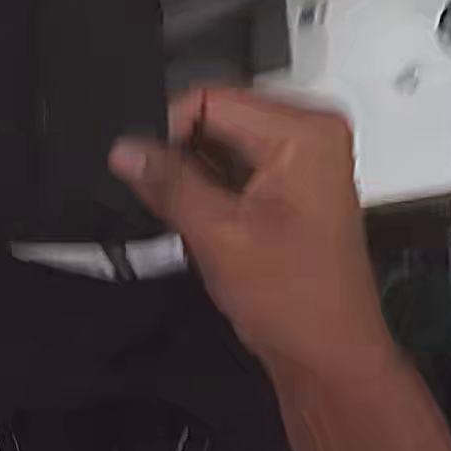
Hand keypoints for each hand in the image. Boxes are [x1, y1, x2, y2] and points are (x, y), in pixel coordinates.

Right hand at [109, 89, 394, 375]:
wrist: (323, 352)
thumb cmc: (297, 301)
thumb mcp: (219, 234)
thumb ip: (168, 184)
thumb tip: (127, 150)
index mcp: (304, 132)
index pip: (210, 98)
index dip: (165, 129)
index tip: (136, 163)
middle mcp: (308, 137)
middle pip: (215, 121)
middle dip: (180, 159)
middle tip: (162, 199)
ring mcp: (298, 164)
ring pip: (219, 151)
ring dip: (193, 182)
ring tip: (195, 223)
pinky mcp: (286, 190)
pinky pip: (232, 174)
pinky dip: (208, 196)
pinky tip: (207, 228)